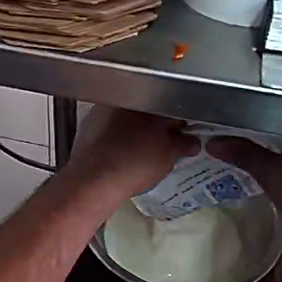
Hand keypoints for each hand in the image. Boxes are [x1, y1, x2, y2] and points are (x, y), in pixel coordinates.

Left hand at [58, 106, 197, 198]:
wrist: (93, 182)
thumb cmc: (133, 163)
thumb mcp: (167, 154)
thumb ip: (183, 143)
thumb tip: (193, 141)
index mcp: (143, 98)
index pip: (170, 104)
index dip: (182, 119)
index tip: (186, 132)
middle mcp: (120, 100)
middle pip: (148, 109)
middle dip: (160, 123)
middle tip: (170, 142)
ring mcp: (100, 113)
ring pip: (128, 119)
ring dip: (140, 130)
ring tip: (148, 151)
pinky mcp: (88, 129)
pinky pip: (111, 130)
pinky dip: (121, 138)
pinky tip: (126, 154)